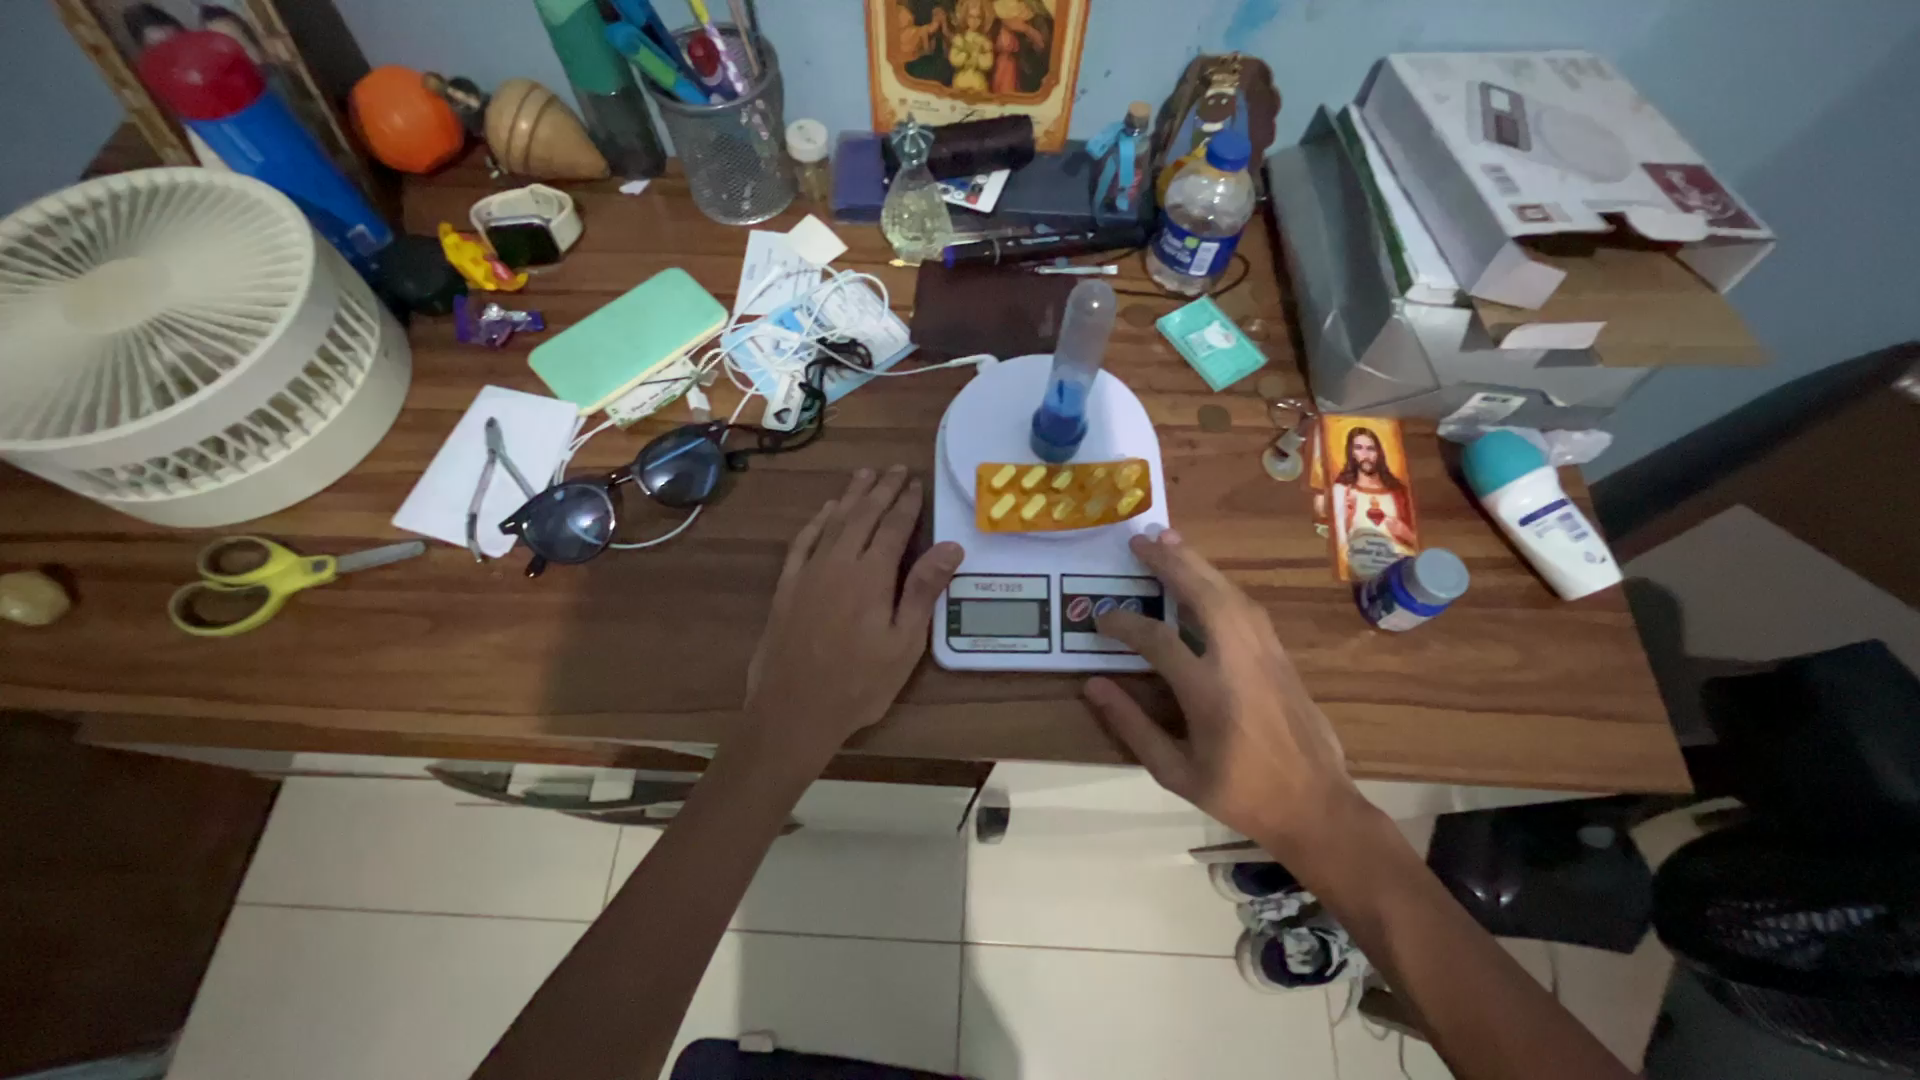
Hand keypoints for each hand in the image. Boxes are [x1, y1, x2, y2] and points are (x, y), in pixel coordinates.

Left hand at [744, 466, 963, 751]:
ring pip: (834, 521)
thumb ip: (924, 590)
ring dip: (852, 496)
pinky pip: (804, 541)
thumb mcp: (904, 644)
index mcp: (872, 575)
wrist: (793, 709)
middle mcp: (839, 562)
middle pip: (864, 515)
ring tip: (866, 475)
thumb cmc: (858, 683)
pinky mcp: (787, 586)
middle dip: (883, 490)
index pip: (894, 527)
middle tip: (897, 469)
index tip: (917, 483)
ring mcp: (809, 572)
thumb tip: (950, 546)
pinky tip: (826, 511)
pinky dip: (818, 521)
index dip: (907, 503)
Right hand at [1081, 529, 1369, 866]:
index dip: (1124, 623)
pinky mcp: (1282, 657)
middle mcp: (1240, 662)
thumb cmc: (1240, 795)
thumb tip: (1093, 685)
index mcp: (1210, 693)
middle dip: (1171, 563)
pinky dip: (1222, 585)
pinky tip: (1207, 578)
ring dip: (1199, 564)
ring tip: (1170, 541)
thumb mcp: (1176, 773)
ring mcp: (1267, 655)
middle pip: (1204, 596)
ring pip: (1231, 594)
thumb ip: (1133, 726)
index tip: (1101, 618)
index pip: (1158, 639)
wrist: (1317, 806)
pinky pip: (1249, 608)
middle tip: (1141, 539)